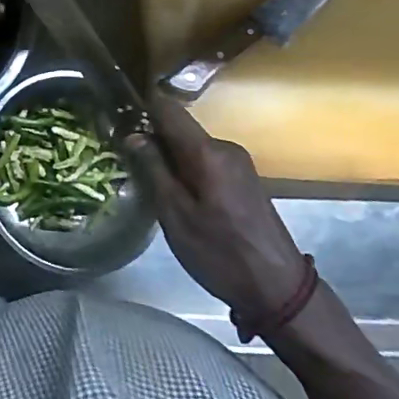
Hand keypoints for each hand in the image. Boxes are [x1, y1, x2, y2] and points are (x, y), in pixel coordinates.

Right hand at [125, 97, 308, 318]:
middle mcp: (225, 147)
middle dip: (152, 138)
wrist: (280, 290)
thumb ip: (154, 169)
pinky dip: (186, 169)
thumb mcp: (176, 215)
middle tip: (125, 159)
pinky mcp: (244, 180)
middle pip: (180, 128)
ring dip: (169, 157)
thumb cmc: (220, 253)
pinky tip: (176, 194)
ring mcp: (238, 163)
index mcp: (208, 151)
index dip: (141, 108)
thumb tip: (134, 135)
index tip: (118, 119)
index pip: (168, 108)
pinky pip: (206, 161)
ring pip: (192, 147)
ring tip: (146, 180)